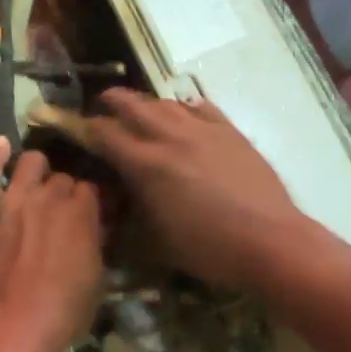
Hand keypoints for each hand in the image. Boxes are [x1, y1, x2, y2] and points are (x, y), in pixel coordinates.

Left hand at [0, 139, 104, 351]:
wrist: (10, 326)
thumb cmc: (60, 314)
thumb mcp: (95, 281)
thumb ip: (94, 246)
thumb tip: (94, 230)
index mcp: (82, 213)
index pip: (91, 189)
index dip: (89, 200)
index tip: (88, 213)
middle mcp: (51, 196)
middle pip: (61, 176)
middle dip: (62, 190)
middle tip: (58, 210)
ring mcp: (15, 196)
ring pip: (30, 162)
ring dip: (35, 170)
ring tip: (34, 181)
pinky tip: (1, 146)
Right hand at [86, 89, 307, 287]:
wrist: (272, 242)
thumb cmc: (209, 249)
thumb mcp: (155, 240)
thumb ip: (131, 211)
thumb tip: (116, 199)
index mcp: (145, 163)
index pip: (104, 132)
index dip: (86, 128)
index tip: (78, 130)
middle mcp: (169, 136)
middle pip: (130, 104)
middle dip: (110, 102)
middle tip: (102, 107)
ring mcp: (202, 129)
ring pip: (164, 102)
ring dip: (146, 104)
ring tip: (141, 112)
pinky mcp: (229, 130)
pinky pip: (199, 107)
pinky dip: (184, 108)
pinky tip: (183, 116)